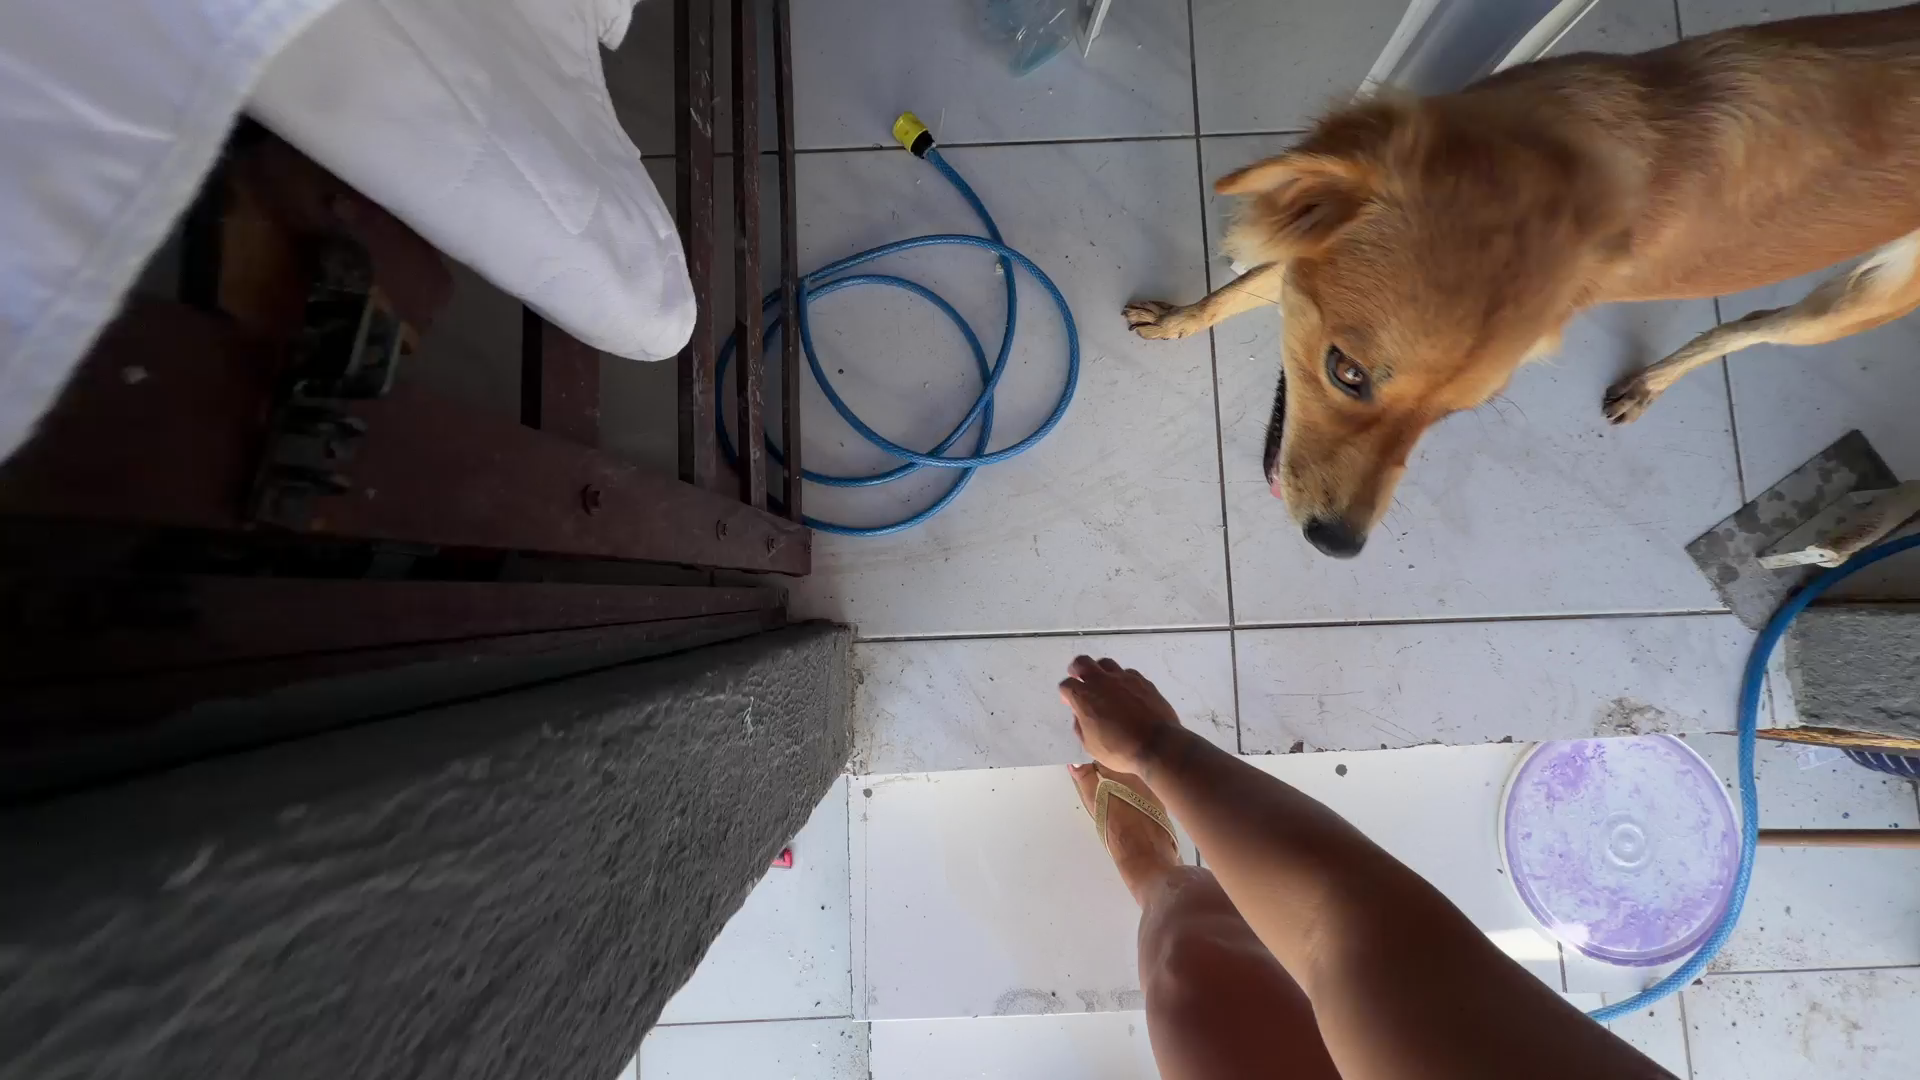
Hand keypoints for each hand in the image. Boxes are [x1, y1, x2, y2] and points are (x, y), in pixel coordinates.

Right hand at [1058, 656, 1185, 775]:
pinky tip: (1126, 691)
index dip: (1066, 693)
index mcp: (1084, 697)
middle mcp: (1101, 682)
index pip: (1067, 685)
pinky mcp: (1142, 681)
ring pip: (1106, 663)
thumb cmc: (1120, 750)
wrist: (1157, 746)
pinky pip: (1127, 673)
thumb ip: (1081, 726)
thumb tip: (1080, 715)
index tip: (1070, 701)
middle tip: (1079, 677)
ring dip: (1100, 671)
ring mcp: (1123, 678)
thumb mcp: (1090, 745)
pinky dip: (1122, 679)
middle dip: (1077, 669)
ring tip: (1103, 683)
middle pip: (1082, 663)